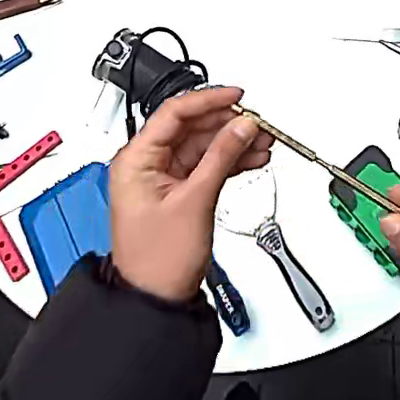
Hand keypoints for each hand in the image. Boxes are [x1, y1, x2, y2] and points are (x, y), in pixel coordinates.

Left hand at [108, 86, 272, 301]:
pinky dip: (229, 160)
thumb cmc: (157, 262)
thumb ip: (221, 158)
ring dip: (233, 142)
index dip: (208, 100)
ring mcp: (163, 175)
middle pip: (191, 127)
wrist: (155, 303)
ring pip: (202, 145)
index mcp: (136, 158)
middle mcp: (147, 162)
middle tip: (257, 123)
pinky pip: (206, 163)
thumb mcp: (195, 201)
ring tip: (262, 142)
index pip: (174, 113)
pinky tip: (252, 158)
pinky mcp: (178, 189)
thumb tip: (241, 126)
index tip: (236, 96)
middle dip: (227, 123)